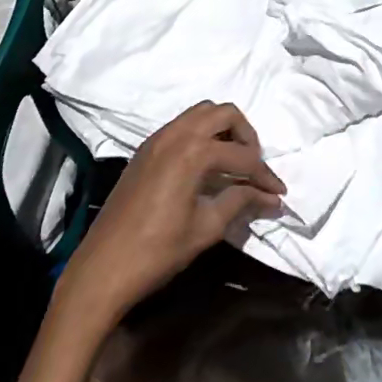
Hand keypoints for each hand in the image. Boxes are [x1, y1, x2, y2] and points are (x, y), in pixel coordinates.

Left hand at [57, 101, 285, 319]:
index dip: (265, 175)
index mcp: (192, 152)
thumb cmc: (157, 252)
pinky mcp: (146, 149)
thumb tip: (272, 198)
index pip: (243, 156)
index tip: (279, 193)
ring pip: (201, 113)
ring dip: (223, 130)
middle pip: (224, 113)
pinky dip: (201, 134)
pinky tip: (206, 166)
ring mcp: (157, 138)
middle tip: (254, 166)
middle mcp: (176, 134)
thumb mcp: (206, 228)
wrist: (102, 269)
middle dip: (246, 136)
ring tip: (233, 162)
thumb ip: (240, 202)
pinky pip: (182, 125)